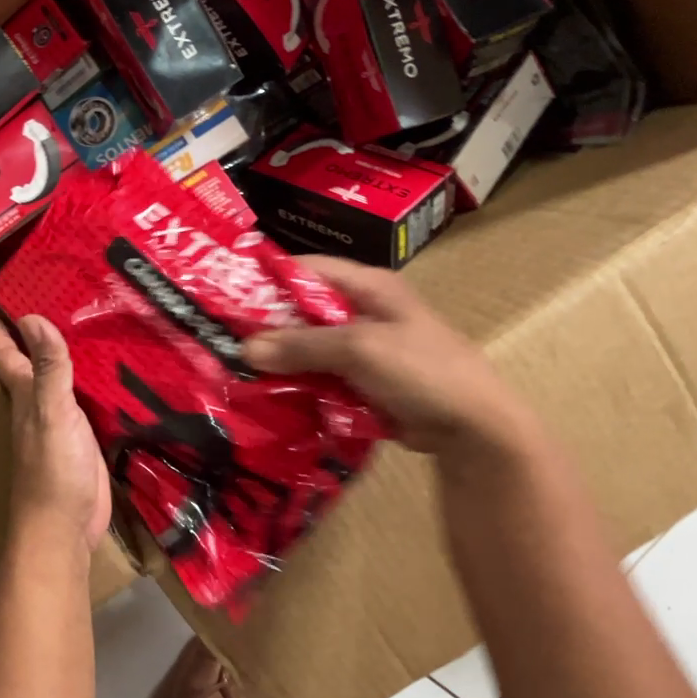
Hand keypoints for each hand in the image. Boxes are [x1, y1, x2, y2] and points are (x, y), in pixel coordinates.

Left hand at [0, 315, 112, 552]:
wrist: (65, 528)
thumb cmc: (51, 470)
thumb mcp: (51, 412)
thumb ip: (48, 368)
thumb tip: (31, 317)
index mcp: (25, 395)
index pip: (7, 353)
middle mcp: (40, 405)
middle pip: (33, 362)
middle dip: (34, 334)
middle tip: (46, 297)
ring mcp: (62, 424)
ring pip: (60, 381)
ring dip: (64, 358)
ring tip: (80, 326)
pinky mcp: (85, 440)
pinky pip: (87, 403)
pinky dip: (93, 386)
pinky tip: (107, 377)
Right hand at [243, 256, 541, 457]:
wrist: (474, 428)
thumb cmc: (423, 371)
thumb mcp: (359, 349)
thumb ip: (302, 345)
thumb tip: (245, 349)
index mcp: (368, 287)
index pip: (306, 269)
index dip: (266, 278)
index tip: (225, 294)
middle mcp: (362, 311)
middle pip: (301, 309)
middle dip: (266, 325)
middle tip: (222, 338)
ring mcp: (363, 348)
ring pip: (307, 346)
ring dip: (279, 359)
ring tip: (237, 369)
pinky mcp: (362, 381)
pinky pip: (319, 376)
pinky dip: (297, 383)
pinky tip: (268, 394)